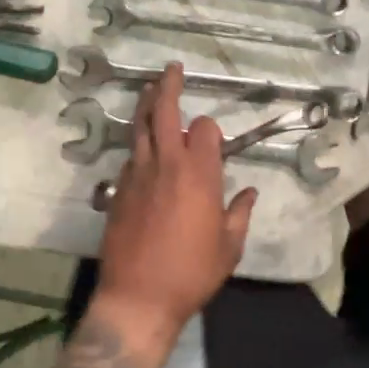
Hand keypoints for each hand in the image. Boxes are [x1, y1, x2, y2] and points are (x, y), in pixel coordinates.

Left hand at [95, 64, 256, 332]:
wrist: (138, 299)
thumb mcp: (229, 247)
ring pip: (139, 127)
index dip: (209, 130)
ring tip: (149, 88)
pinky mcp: (118, 191)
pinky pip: (129, 157)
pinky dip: (137, 146)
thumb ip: (240, 213)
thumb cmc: (191, 273)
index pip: (204, 128)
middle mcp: (168, 164)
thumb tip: (250, 192)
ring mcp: (138, 175)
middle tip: (171, 68)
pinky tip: (141, 151)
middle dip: (169, 85)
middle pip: (164, 111)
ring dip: (146, 104)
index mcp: (200, 174)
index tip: (213, 143)